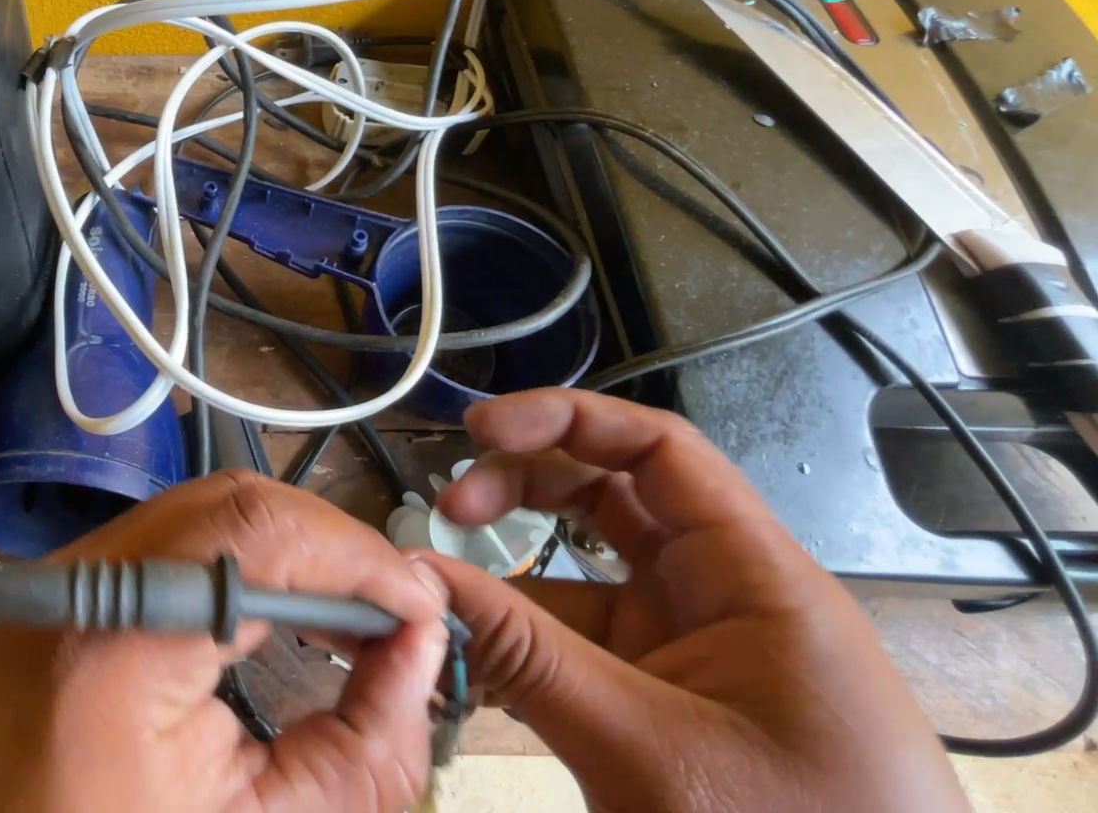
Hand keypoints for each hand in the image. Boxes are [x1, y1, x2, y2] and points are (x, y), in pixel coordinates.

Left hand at [0, 470, 449, 812]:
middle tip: (391, 609)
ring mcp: (66, 576)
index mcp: (111, 644)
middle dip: (329, 545)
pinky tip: (283, 605)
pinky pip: (174, 537)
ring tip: (350, 610)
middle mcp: (77, 583)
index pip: (253, 531)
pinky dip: (244, 557)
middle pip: (231, 504)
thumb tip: (419, 645)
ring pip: (205, 510)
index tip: (417, 604)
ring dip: (291, 547)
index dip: (352, 554)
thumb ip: (362, 745)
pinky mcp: (69, 584)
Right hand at [417, 388, 968, 811]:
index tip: (478, 429)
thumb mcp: (646, 752)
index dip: (564, 420)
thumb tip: (419, 576)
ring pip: (579, 571)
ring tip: (434, 598)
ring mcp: (682, 647)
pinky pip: (569, 640)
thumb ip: (523, 656)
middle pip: (607, 494)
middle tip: (448, 512)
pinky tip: (462, 663)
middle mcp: (717, 594)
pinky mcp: (653, 695)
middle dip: (520, 488)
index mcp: (753, 578)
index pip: (658, 451)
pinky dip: (513, 641)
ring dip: (505, 575)